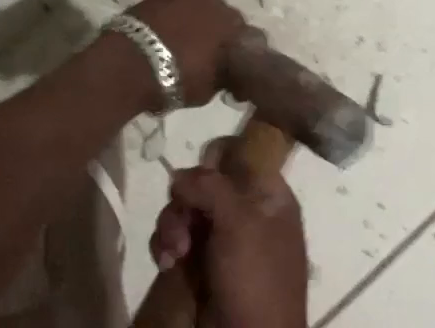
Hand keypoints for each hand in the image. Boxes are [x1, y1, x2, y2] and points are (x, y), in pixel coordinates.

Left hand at [125, 0, 246, 105]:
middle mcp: (219, 4)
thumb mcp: (210, 88)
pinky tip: (172, 23)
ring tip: (188, 35)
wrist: (132, 60)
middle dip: (223, 33)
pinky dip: (180, 9)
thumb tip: (227, 72)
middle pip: (228, 18)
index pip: (254, 40)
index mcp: (236, 30)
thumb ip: (225, 73)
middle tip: (210, 53)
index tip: (234, 70)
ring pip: (205, 4)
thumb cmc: (176, 80)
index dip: (245, 55)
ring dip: (201, 17)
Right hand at [149, 140, 306, 327]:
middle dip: (184, 202)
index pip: (241, 153)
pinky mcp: (200, 263)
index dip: (216, 159)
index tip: (200, 177)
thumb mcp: (240, 224)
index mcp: (269, 197)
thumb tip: (178, 176)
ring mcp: (222, 238)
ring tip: (172, 254)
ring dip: (170, 226)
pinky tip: (164, 263)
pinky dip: (164, 245)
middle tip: (184, 228)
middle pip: (202, 180)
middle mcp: (246, 212)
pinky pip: (173, 235)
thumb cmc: (256, 282)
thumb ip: (209, 186)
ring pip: (183, 207)